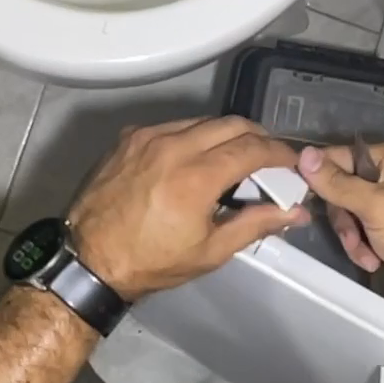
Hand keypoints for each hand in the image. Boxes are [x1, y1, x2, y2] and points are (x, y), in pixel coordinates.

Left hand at [70, 117, 306, 300]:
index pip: (252, 148)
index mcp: (196, 177)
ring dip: (225, 134)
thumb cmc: (151, 262)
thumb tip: (295, 212)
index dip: (279, 152)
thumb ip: (255, 224)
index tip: (293, 160)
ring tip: (233, 157)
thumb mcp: (210, 251)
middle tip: (268, 156)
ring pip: (202, 120)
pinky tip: (194, 157)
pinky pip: (173, 125)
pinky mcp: (129, 136)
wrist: (88, 259)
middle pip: (232, 123)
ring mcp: (148, 137)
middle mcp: (173, 146)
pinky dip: (192, 136)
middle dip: (257, 136)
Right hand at [298, 143, 383, 315]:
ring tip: (365, 253)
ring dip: (353, 237)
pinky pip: (362, 233)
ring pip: (350, 214)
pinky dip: (364, 247)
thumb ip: (337, 183)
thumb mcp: (374, 206)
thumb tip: (305, 156)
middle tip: (351, 234)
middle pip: (342, 188)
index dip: (321, 176)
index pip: (340, 156)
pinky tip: (374, 261)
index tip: (301, 193)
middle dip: (343, 217)